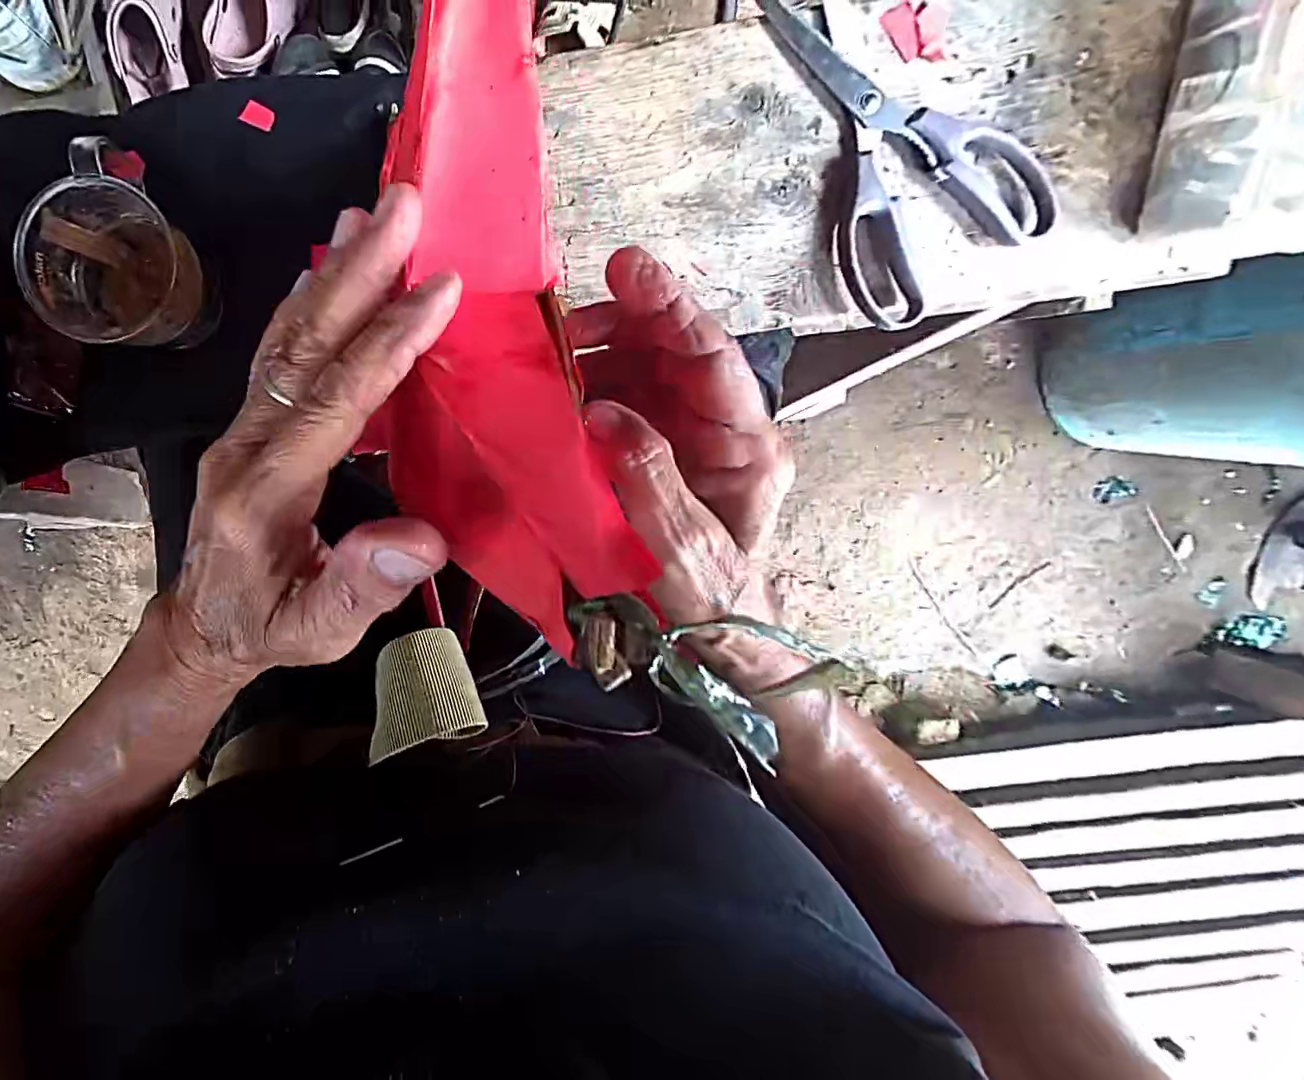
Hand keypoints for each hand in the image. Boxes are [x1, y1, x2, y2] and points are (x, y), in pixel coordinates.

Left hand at [158, 184, 462, 689]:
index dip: (386, 343)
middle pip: (303, 346)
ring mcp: (242, 429)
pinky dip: (304, 305)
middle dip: (355, 271)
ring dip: (330, 272)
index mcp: (266, 493)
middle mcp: (246, 445)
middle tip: (400, 204)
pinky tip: (323, 270)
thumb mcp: (316, 629)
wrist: (202, 625)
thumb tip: (424, 538)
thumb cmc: (264, 628)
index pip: (334, 403)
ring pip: (287, 339)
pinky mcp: (248, 425)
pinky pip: (277, 355)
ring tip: (365, 215)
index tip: (436, 288)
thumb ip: (362, 586)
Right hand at [569, 248, 800, 679]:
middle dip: (627, 324)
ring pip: (646, 371)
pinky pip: (624, 403)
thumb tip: (604, 412)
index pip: (712, 357)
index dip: (671, 306)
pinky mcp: (656, 452)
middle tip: (569, 321)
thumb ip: (649, 478)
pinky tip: (560, 389)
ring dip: (600, 355)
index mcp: (749, 445)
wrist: (714, 638)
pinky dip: (590, 387)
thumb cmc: (711, 600)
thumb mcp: (682, 547)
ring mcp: (688, 437)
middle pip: (678, 351)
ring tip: (555, 357)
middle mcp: (722, 428)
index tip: (628, 268)